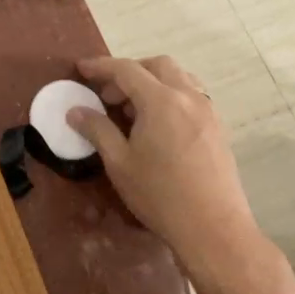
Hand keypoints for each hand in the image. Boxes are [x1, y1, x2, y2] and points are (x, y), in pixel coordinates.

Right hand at [66, 56, 272, 290]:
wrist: (213, 228)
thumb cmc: (160, 195)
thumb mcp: (119, 163)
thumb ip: (97, 130)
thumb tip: (75, 111)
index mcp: (161, 101)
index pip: (126, 69)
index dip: (100, 66)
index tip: (81, 68)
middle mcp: (189, 97)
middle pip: (158, 65)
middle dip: (129, 71)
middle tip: (108, 94)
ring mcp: (209, 112)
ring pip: (180, 78)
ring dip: (153, 82)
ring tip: (132, 109)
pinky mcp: (219, 128)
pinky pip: (192, 96)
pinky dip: (170, 96)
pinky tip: (158, 125)